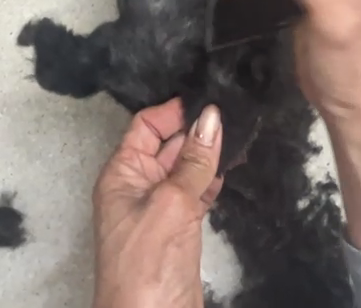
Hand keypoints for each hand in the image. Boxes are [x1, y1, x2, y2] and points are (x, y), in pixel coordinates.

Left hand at [92, 100, 224, 307]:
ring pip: (184, 169)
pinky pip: (195, 193)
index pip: (145, 126)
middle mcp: (138, 187)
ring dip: (207, 154)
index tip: (208, 98)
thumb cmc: (148, 262)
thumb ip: (193, 160)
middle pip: (167, 145)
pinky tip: (229, 168)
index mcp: (122, 173)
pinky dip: (211, 180)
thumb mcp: (171, 203)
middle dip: (195, 130)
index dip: (173, 111)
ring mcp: (158, 210)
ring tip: (237, 133)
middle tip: (232, 110)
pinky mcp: (178, 231)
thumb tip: (212, 115)